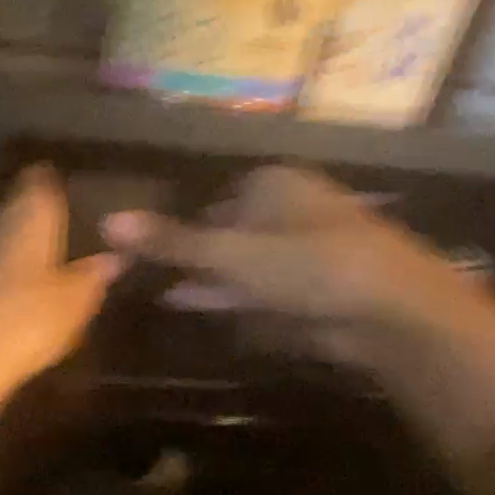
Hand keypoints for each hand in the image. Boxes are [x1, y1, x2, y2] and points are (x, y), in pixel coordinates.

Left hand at [0, 166, 121, 399]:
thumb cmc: (28, 323)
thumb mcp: (76, 303)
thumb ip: (94, 276)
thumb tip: (112, 259)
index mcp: (29, 218)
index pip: (39, 181)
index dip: (54, 184)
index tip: (72, 194)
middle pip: (17, 210)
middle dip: (38, 220)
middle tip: (65, 232)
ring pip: (0, 242)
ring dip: (19, 251)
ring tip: (45, 267)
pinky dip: (1, 280)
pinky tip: (15, 299)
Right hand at [101, 166, 484, 331]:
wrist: (387, 310)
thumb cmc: (309, 266)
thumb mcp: (230, 253)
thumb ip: (171, 241)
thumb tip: (108, 221)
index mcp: (272, 184)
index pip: (210, 195)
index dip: (174, 219)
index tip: (137, 244)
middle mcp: (285, 209)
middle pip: (222, 228)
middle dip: (186, 250)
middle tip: (138, 270)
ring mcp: (297, 250)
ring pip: (236, 261)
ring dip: (200, 277)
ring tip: (154, 291)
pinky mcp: (304, 288)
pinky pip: (251, 288)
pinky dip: (222, 296)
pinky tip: (187, 304)